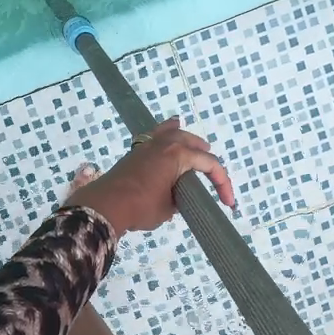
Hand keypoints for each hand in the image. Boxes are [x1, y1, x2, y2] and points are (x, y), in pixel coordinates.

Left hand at [64, 118, 234, 232]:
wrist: (105, 205)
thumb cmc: (140, 207)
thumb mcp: (168, 209)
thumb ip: (179, 199)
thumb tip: (176, 194)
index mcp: (178, 155)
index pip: (210, 165)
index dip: (223, 184)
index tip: (228, 203)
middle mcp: (165, 144)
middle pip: (194, 145)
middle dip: (207, 160)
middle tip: (214, 178)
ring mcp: (148, 145)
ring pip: (175, 134)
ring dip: (189, 141)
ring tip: (199, 147)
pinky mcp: (136, 151)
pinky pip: (156, 134)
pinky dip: (166, 130)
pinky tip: (172, 126)